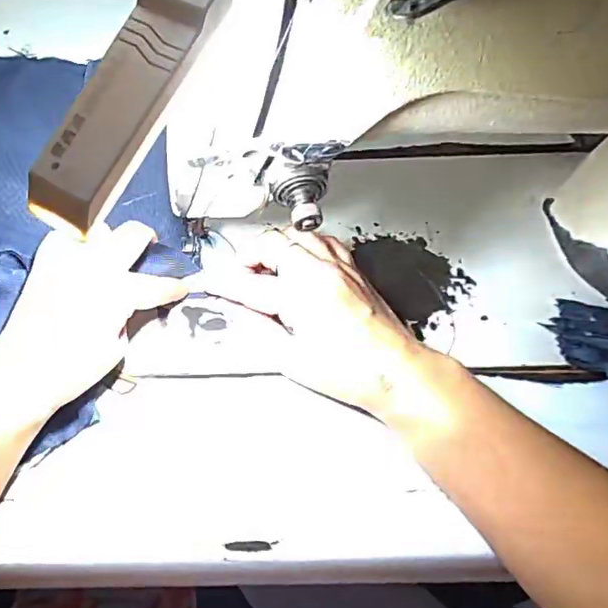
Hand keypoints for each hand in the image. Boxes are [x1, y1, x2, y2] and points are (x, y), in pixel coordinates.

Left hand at [0, 222, 190, 427]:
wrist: (24, 368)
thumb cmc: (72, 367)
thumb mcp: (116, 346)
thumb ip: (128, 316)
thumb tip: (129, 306)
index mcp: (120, 290)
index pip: (158, 283)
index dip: (174, 287)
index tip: (180, 286)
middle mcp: (96, 264)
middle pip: (133, 233)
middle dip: (146, 241)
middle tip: (146, 250)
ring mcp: (69, 257)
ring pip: (99, 228)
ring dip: (109, 240)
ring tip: (109, 255)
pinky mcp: (45, 259)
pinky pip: (67, 237)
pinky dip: (77, 243)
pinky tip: (79, 259)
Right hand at [194, 229, 457, 421]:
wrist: (397, 372)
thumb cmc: (355, 372)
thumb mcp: (291, 359)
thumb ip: (259, 329)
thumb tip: (239, 312)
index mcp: (301, 295)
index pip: (248, 282)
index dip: (222, 283)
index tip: (210, 284)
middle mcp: (321, 273)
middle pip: (270, 243)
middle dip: (246, 257)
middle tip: (238, 276)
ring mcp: (340, 267)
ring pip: (296, 235)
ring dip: (274, 247)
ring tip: (265, 267)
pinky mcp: (354, 270)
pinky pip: (323, 240)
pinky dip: (303, 245)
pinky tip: (299, 260)